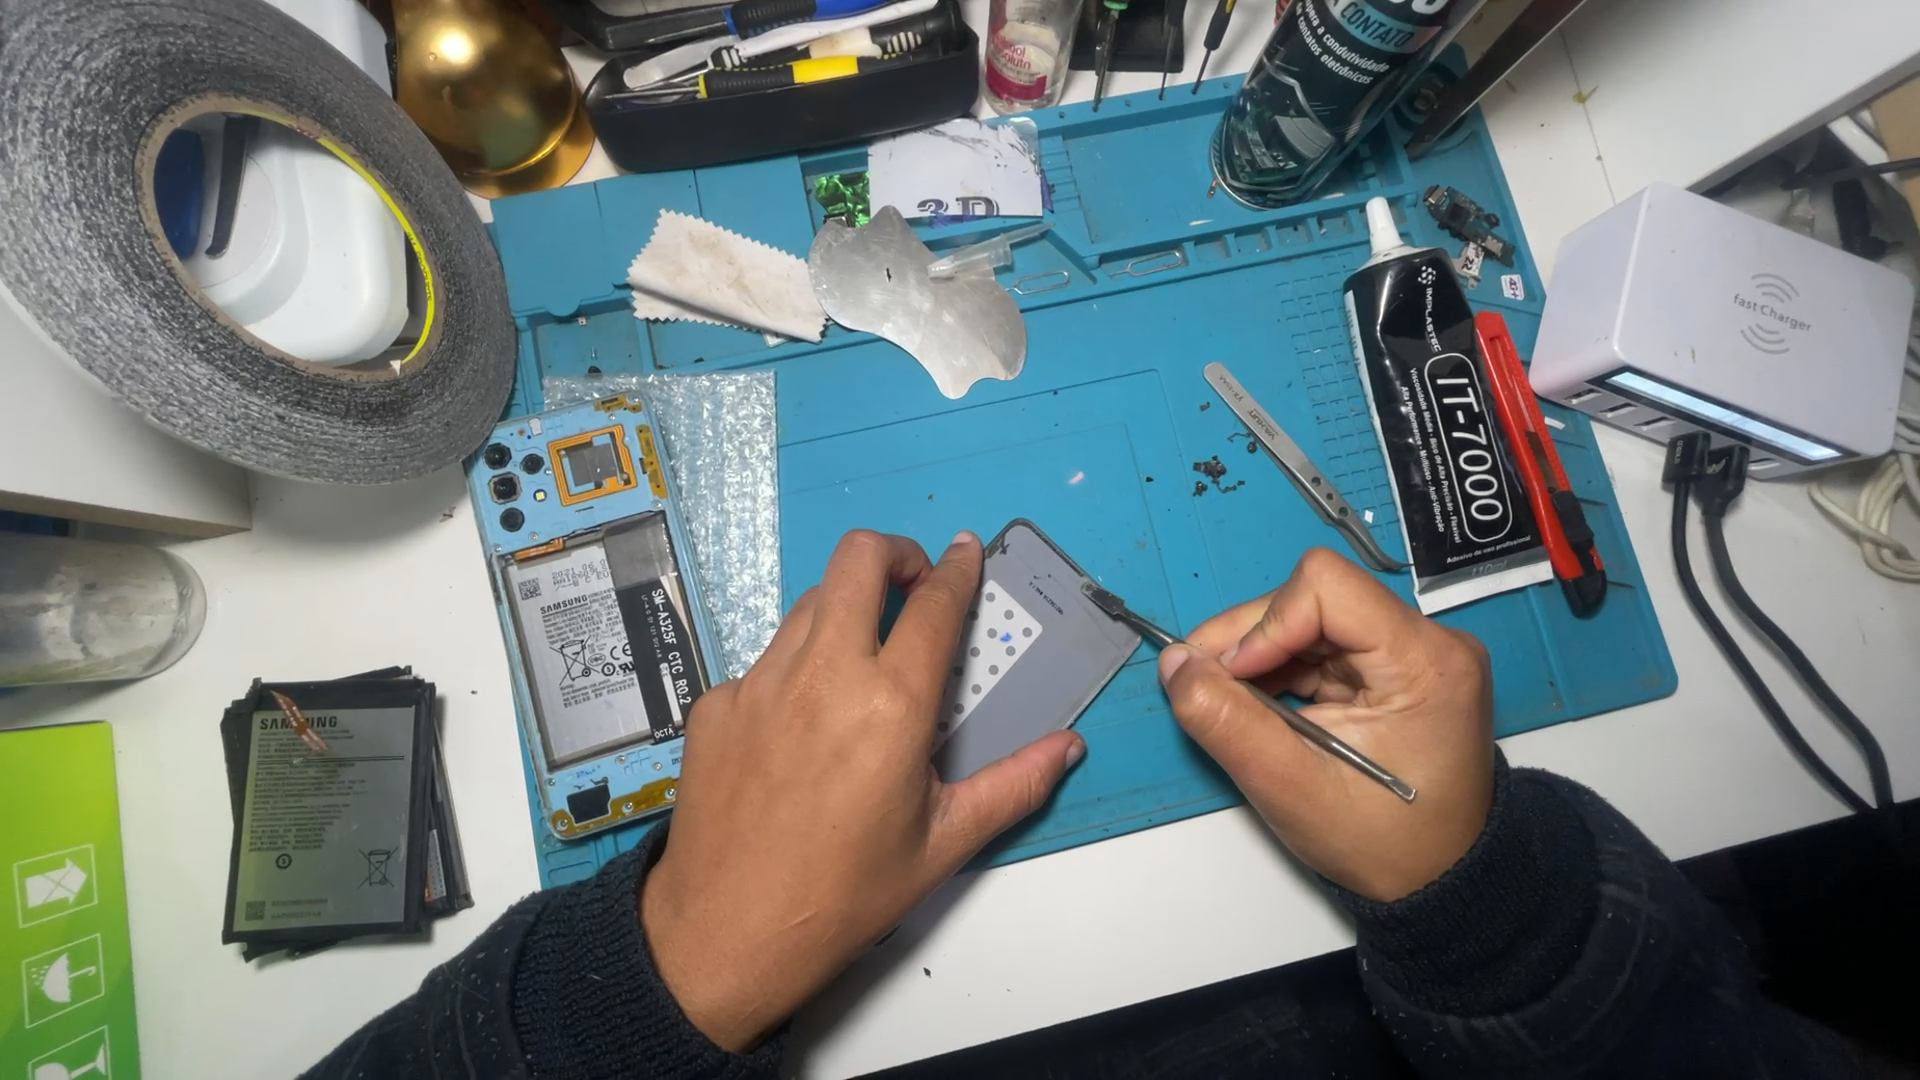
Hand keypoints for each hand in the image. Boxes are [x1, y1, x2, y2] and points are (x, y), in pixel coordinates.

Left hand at [641, 530, 1085, 1050]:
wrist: (723, 939)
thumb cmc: (847, 893)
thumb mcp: (943, 843)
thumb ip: (1015, 785)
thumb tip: (1069, 746)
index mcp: (890, 704)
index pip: (934, 605)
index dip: (957, 568)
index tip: (966, 550)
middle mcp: (823, 673)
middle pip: (856, 558)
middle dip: (894, 553)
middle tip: (911, 584)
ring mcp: (759, 680)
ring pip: (810, 601)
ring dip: (846, 607)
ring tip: (860, 657)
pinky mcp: (716, 701)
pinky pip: (767, 659)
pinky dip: (797, 668)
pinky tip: (798, 726)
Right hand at [1160, 548, 1494, 902]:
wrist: (1436, 884)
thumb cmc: (1376, 842)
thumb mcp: (1288, 786)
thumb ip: (1223, 720)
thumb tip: (1173, 662)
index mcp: (1422, 660)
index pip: (1325, 587)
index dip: (1265, 623)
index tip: (1233, 675)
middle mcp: (1423, 639)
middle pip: (1308, 598)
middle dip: (1247, 639)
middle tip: (1206, 684)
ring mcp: (1406, 650)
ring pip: (1303, 616)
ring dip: (1254, 653)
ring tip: (1231, 701)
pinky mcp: (1386, 665)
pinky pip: (1312, 641)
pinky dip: (1272, 666)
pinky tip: (1258, 702)